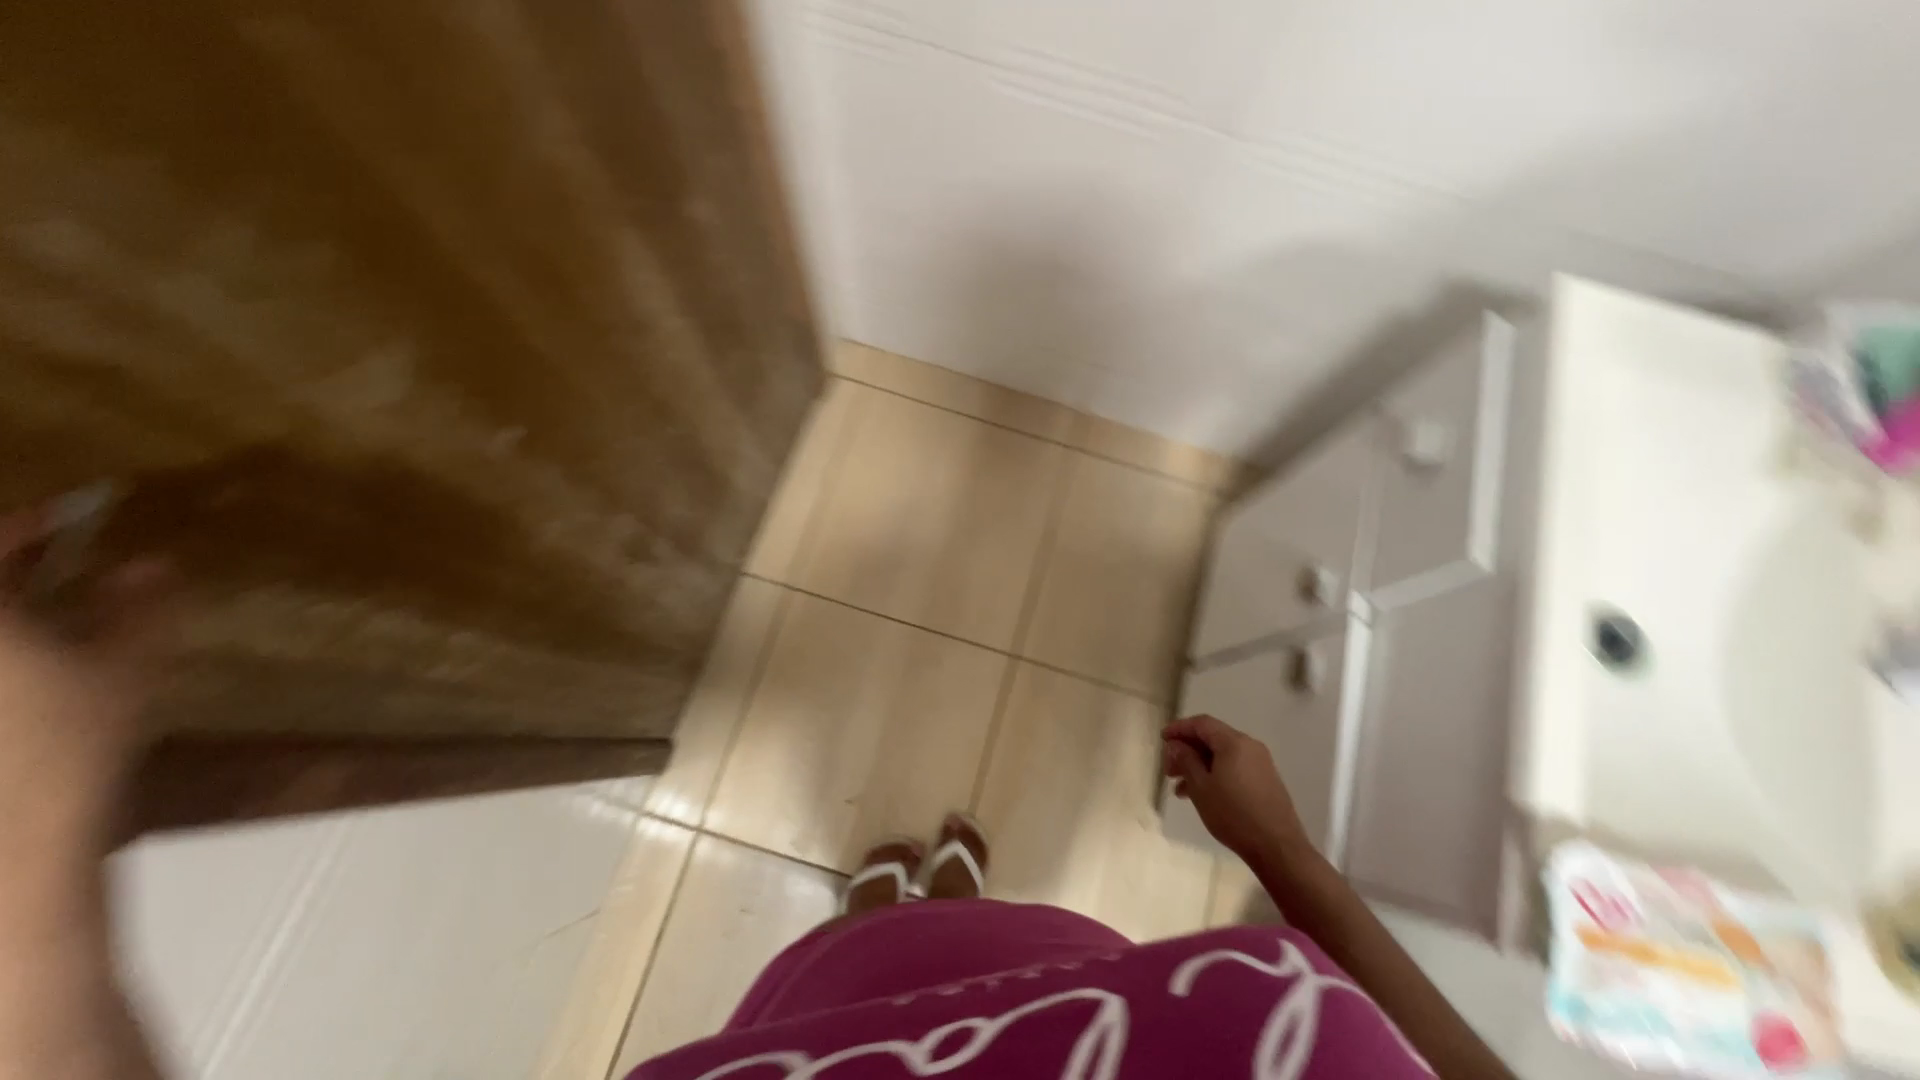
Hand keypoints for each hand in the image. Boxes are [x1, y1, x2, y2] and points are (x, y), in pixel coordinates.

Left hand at [0, 507, 172, 846]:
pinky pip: (7, 668)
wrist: (14, 833)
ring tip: (43, 619)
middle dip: (15, 567)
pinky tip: (34, 668)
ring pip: (5, 632)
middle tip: (49, 568)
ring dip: (20, 615)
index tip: (66, 519)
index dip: (25, 526)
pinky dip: (19, 655)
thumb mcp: (125, 666)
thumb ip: (140, 609)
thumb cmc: (69, 740)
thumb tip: (151, 565)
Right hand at [1162, 713, 1311, 863]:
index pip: (1202, 723)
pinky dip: (1215, 774)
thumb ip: (1186, 760)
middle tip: (1169, 770)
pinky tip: (1203, 795)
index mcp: (1234, 743)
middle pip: (1212, 738)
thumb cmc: (1233, 814)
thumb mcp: (1201, 787)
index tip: (1162, 740)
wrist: (1277, 847)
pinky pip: (1234, 768)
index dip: (1179, 728)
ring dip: (1199, 766)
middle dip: (1187, 750)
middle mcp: (1250, 746)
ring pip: (1222, 756)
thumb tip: (1175, 745)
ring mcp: (1260, 764)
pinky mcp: (1265, 780)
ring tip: (1180, 788)